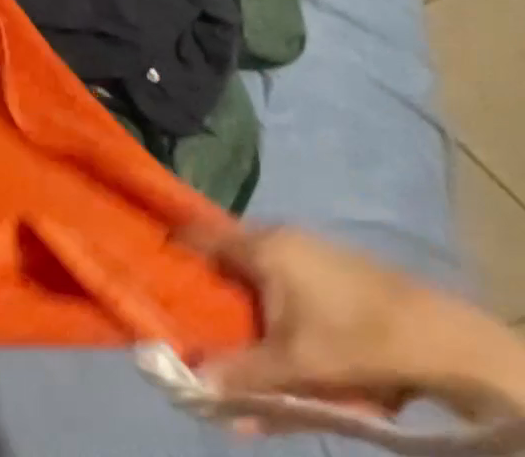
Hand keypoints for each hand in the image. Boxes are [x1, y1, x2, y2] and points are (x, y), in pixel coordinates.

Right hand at [185, 225, 524, 429]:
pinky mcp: (348, 274)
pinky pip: (301, 288)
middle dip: (216, 296)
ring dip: (257, 311)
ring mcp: (319, 253)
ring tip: (256, 349)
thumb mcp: (295, 366)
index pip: (195, 234)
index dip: (171, 253)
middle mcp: (284, 239)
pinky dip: (291, 314)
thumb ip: (240, 374)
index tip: (156, 280)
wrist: (462, 350)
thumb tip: (189, 383)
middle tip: (204, 327)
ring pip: (268, 278)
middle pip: (230, 260)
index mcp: (261, 245)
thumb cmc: (361, 341)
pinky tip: (301, 350)